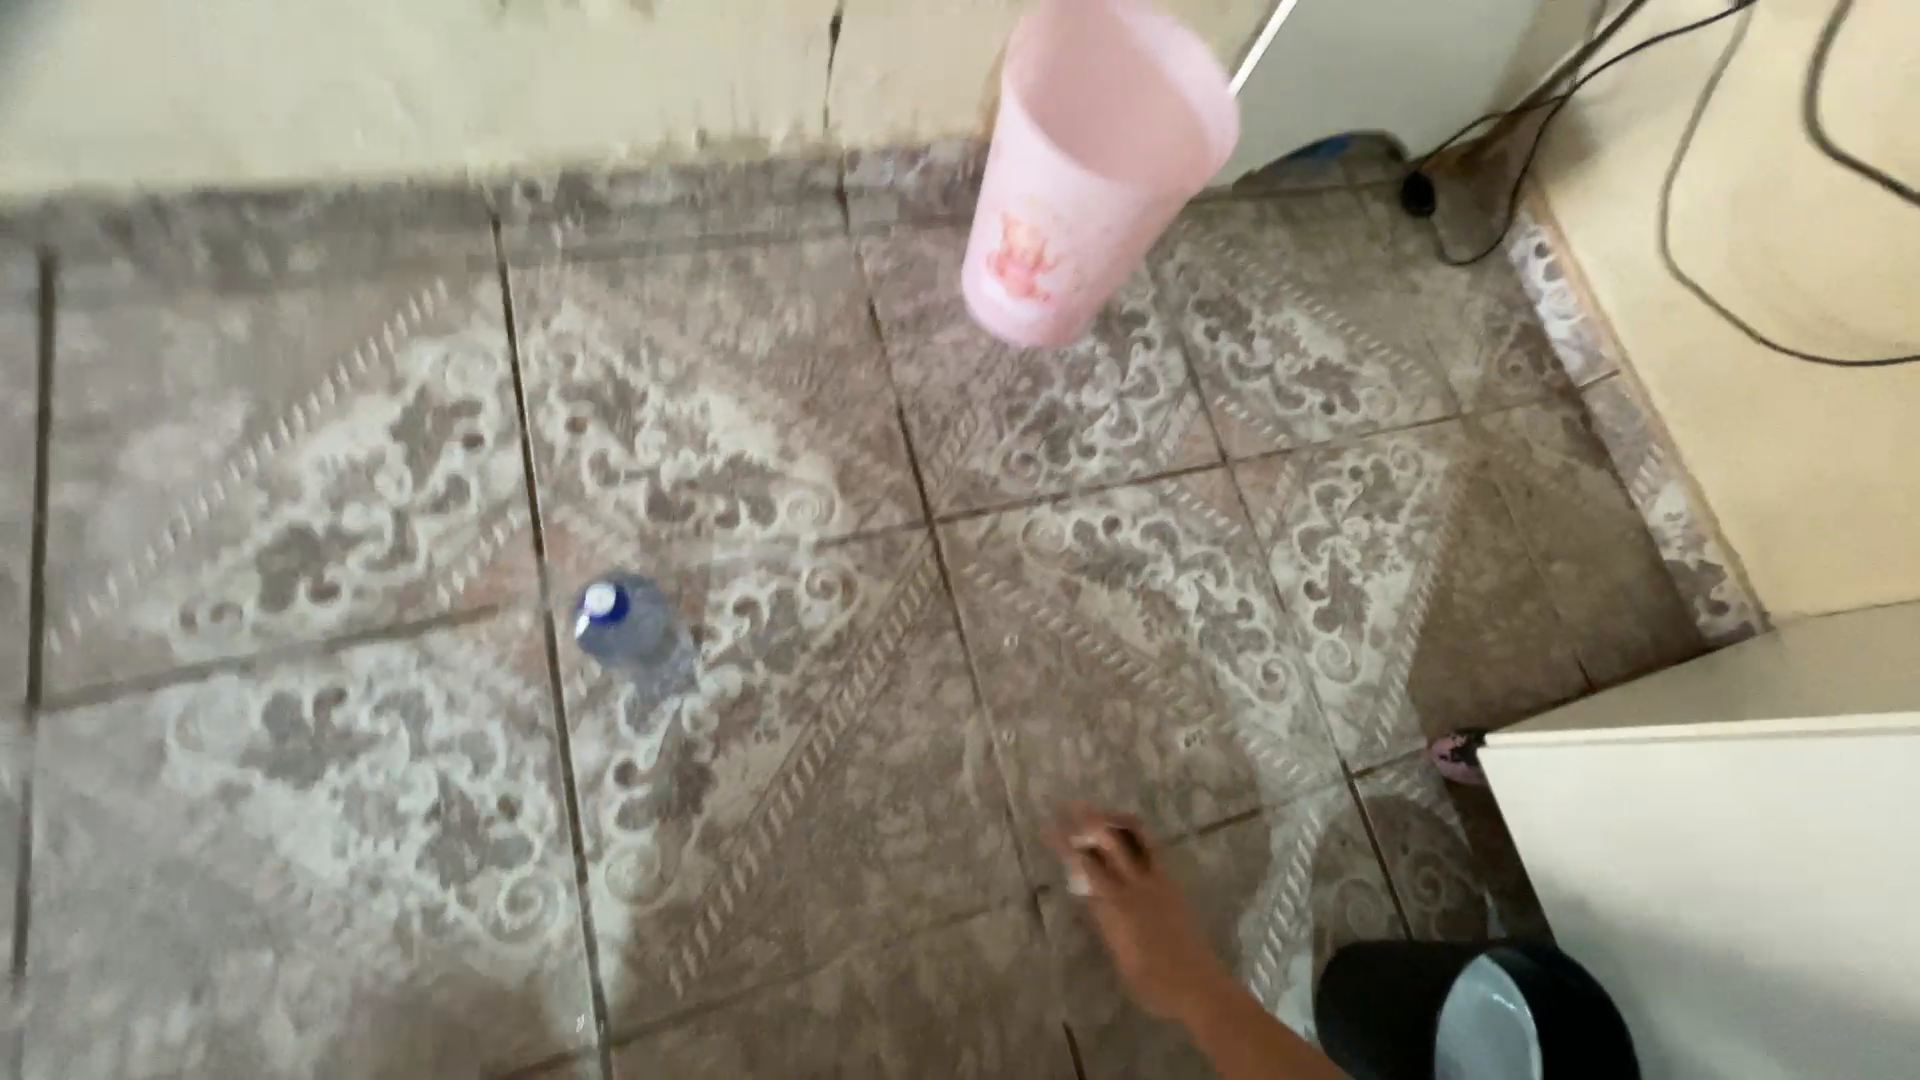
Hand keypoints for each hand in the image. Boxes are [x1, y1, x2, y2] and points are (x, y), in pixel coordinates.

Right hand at [1048, 806, 1237, 1023]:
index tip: (1048, 828)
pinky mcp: (1173, 883)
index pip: (1085, 864)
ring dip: (1117, 820)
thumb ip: (1105, 921)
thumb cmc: (1153, 982)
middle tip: (1072, 806)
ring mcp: (1159, 880)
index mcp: (1119, 904)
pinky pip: (1152, 848)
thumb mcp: (1120, 955)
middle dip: (1090, 820)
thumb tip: (1089, 894)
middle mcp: (1137, 884)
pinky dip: (1136, 835)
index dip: (1066, 844)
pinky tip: (1129, 838)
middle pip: (1110, 840)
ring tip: (1102, 814)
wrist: (1200, 986)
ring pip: (1138, 835)